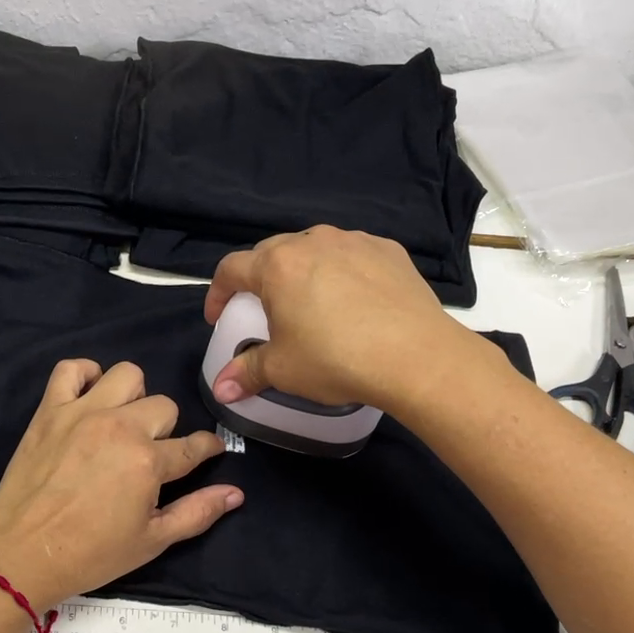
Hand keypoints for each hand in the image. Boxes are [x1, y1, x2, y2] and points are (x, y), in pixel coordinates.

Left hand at [0, 359, 242, 606]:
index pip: (193, 446)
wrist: (21, 554)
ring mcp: (82, 413)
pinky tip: (91, 397)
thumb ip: (197, 513)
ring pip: (127, 376)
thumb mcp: (151, 542)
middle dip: (165, 430)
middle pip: (163, 406)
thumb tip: (236, 493)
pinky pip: (71, 369)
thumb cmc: (90, 554)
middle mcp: (120, 427)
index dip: (207, 449)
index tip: (208, 451)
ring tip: (123, 423)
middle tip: (149, 456)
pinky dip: (85, 375)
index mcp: (148, 461)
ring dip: (133, 396)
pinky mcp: (49, 410)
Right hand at [204, 226, 504, 409]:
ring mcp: (354, 241)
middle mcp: (312, 241)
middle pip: (272, 252)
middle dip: (261, 279)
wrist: (415, 355)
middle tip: (264, 310)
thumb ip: (247, 373)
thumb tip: (220, 390)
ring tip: (311, 303)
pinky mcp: (389, 250)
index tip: (219, 316)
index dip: (218, 292)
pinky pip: (354, 255)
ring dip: (304, 271)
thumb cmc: (335, 359)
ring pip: (315, 249)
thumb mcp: (283, 371)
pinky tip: (354, 301)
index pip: (231, 268)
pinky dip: (344, 272)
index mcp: (277, 266)